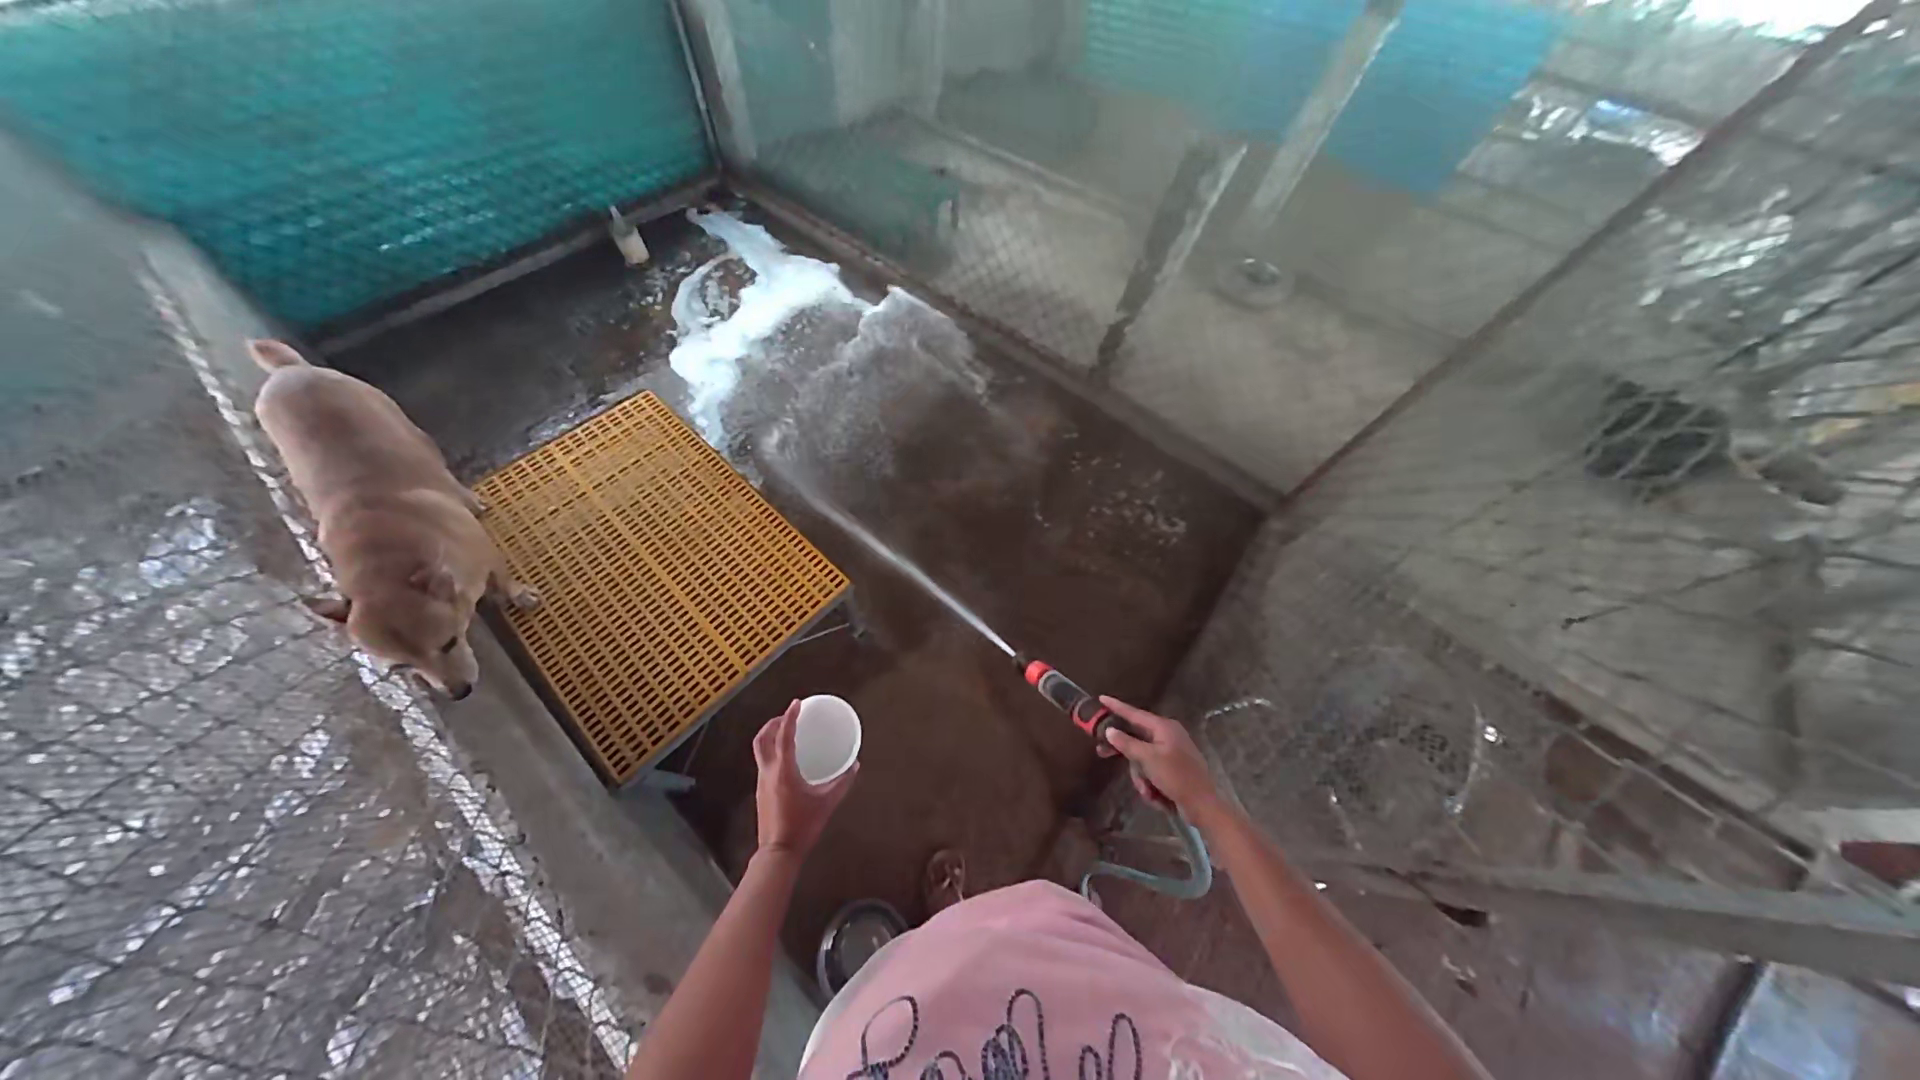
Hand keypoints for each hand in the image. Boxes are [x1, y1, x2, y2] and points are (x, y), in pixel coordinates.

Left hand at [753, 700, 857, 856]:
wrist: (778, 852)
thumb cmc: (803, 825)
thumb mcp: (827, 802)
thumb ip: (842, 782)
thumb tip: (854, 765)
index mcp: (783, 770)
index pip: (784, 736)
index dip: (790, 716)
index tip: (797, 703)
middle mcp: (768, 772)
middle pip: (762, 739)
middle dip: (773, 723)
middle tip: (787, 716)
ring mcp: (761, 782)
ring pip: (760, 751)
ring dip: (770, 736)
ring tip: (785, 731)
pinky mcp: (761, 792)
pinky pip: (763, 762)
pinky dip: (772, 751)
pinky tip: (785, 758)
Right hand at [1096, 697, 1224, 821]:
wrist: (1203, 805)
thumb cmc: (1176, 777)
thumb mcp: (1148, 759)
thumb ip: (1127, 743)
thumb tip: (1110, 730)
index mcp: (1164, 727)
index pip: (1135, 713)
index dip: (1117, 707)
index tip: (1101, 698)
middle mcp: (1167, 736)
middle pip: (1136, 739)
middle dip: (1125, 754)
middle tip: (1102, 753)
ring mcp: (1170, 752)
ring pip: (1141, 759)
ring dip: (1141, 777)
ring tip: (1148, 792)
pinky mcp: (1171, 768)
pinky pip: (1151, 770)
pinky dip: (1150, 783)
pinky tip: (1156, 796)